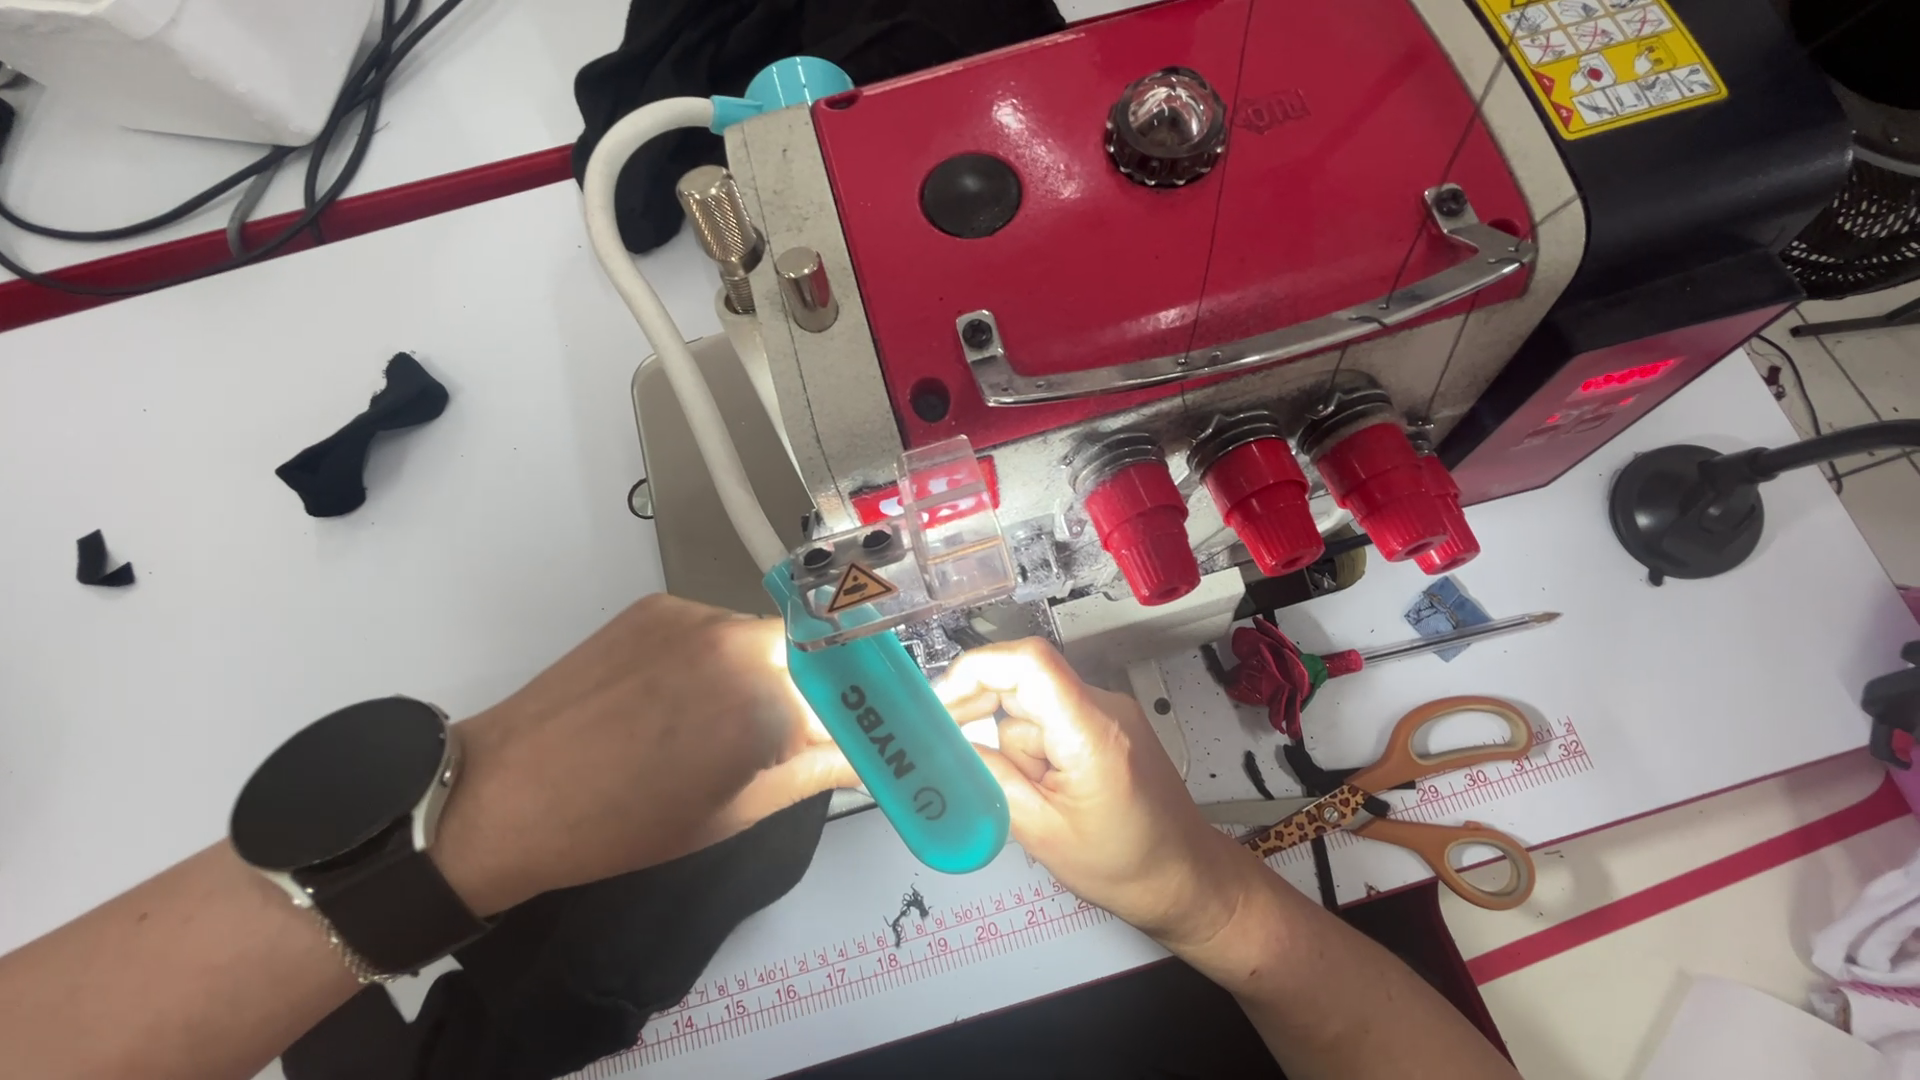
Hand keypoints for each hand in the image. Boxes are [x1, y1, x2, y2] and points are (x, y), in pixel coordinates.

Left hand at [430, 594, 854, 915]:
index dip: (864, 716)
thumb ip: (816, 771)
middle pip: (814, 654)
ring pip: (764, 636)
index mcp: (767, 702)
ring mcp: (696, 614)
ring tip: (723, 716)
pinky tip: (681, 693)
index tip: (867, 729)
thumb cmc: (627, 824)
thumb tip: (868, 754)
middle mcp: (742, 640)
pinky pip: (716, 626)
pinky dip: (719, 655)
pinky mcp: (659, 604)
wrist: (504, 793)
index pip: (851, 699)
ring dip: (767, 670)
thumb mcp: (737, 811)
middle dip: (815, 690)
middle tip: (791, 730)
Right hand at [937, 640, 1259, 949]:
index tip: (941, 702)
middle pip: (1022, 679)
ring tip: (1032, 796)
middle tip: (955, 749)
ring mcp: (1108, 710)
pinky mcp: (1106, 721)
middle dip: (983, 712)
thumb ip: (992, 781)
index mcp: (1091, 733)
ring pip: (1031, 703)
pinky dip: (1032, 746)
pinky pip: (1050, 716)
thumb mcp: (1043, 833)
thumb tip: (954, 745)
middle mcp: (1104, 707)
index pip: (1028, 663)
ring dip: (1013, 742)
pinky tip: (1044, 788)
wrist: (1186, 877)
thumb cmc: (1128, 866)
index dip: (975, 670)